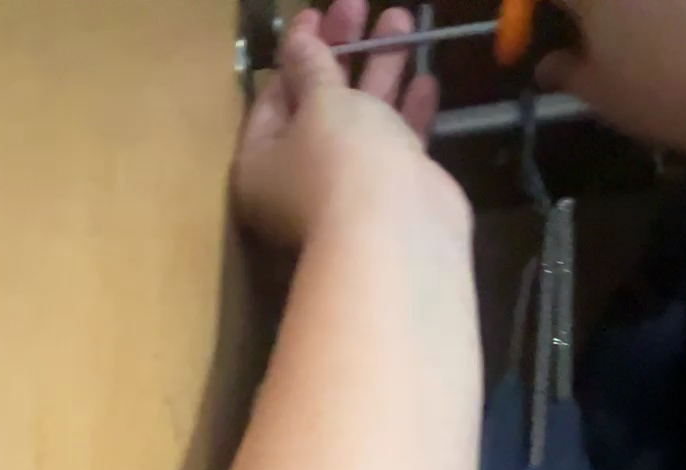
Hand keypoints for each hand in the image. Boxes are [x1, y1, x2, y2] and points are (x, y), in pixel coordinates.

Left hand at [234, 0, 467, 246]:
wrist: (392, 230)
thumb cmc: (338, 158)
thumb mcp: (319, 102)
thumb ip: (311, 66)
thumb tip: (298, 41)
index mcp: (259, 164)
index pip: (271, 99)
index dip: (294, 53)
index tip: (316, 13)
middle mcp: (294, 181)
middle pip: (316, 106)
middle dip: (341, 52)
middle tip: (360, 5)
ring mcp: (341, 191)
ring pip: (359, 121)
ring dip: (380, 71)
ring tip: (401, 19)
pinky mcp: (384, 198)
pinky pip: (392, 146)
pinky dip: (406, 113)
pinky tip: (426, 80)